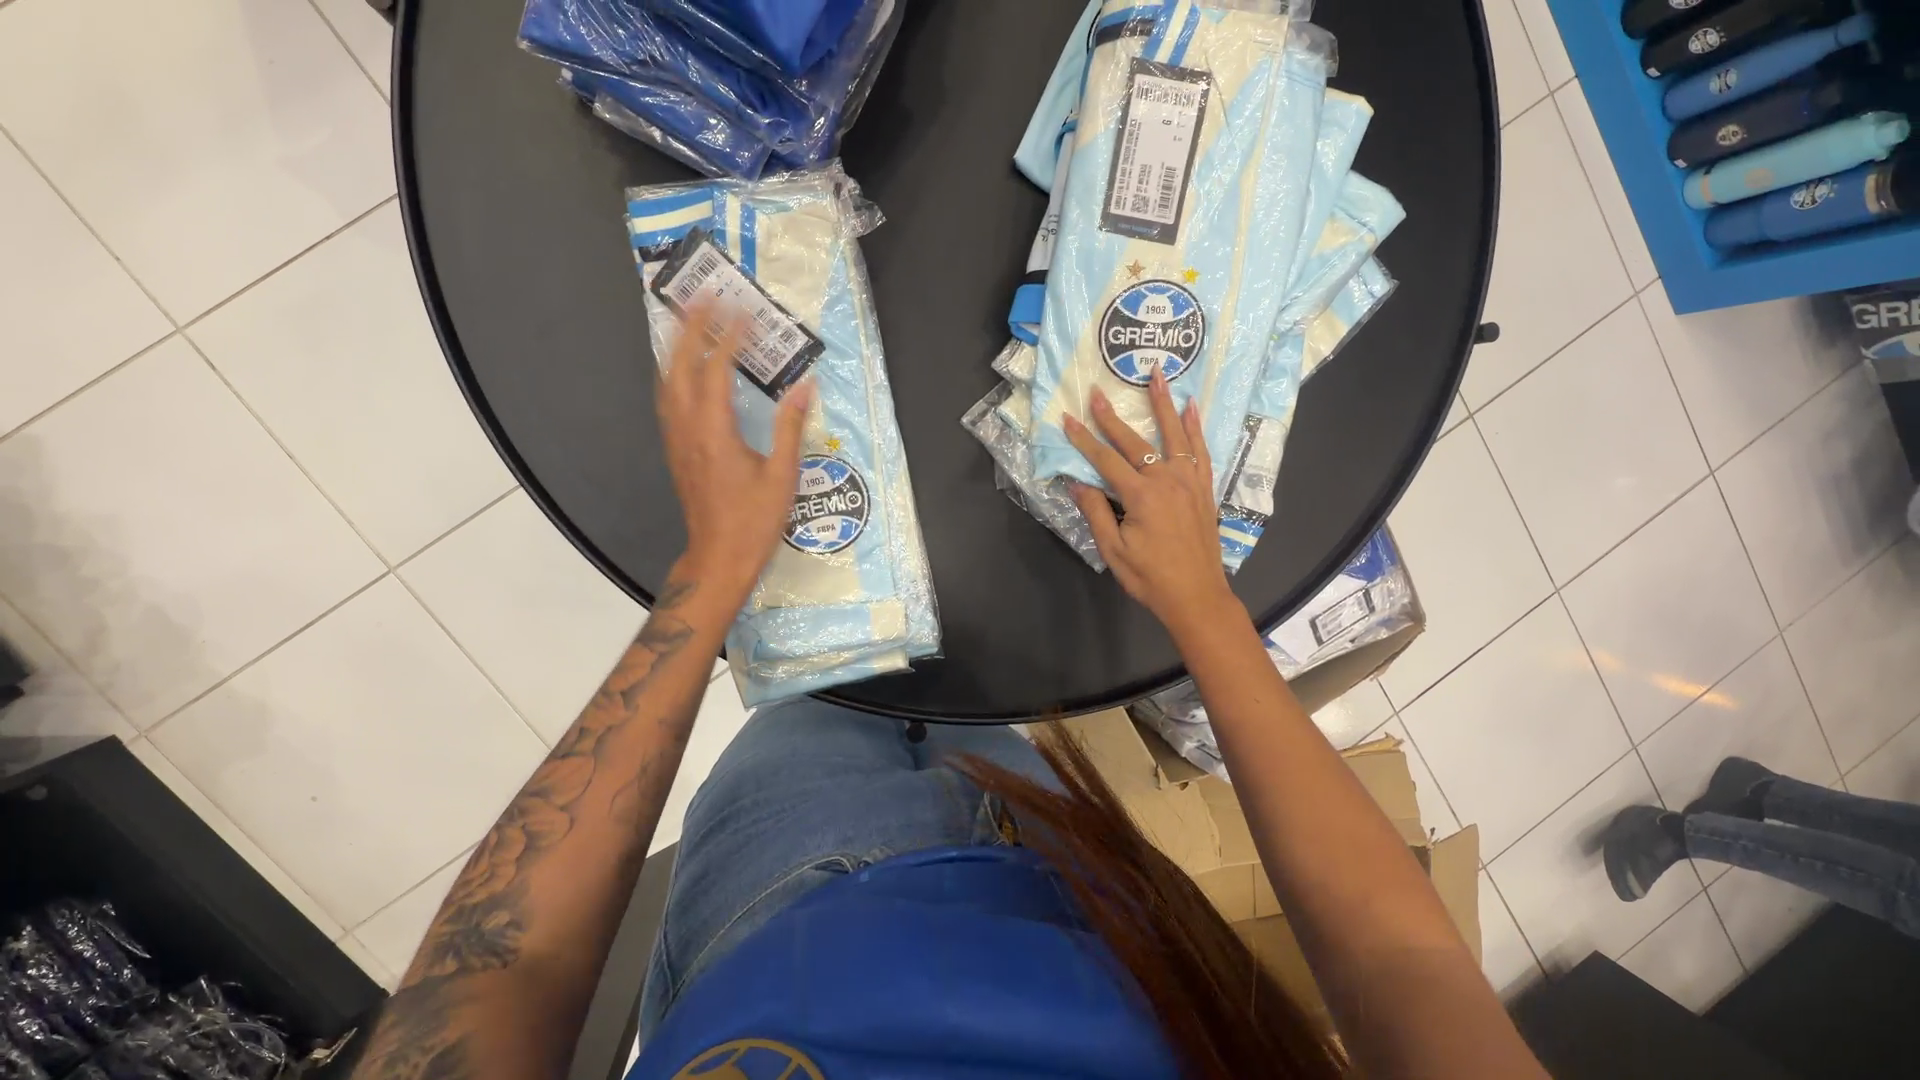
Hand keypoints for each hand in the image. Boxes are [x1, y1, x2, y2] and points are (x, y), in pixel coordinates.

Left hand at [656, 302, 812, 600]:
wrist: (719, 557)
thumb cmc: (753, 520)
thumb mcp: (782, 476)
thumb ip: (791, 427)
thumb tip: (805, 386)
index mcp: (715, 430)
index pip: (716, 369)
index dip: (728, 336)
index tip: (742, 311)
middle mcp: (688, 428)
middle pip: (680, 364)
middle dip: (690, 326)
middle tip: (703, 296)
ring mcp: (676, 439)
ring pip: (667, 380)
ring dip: (675, 345)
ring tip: (687, 318)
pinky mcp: (675, 450)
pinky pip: (667, 399)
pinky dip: (672, 372)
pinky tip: (680, 367)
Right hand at [1063, 368, 1241, 637]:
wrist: (1197, 596)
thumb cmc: (1150, 578)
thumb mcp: (1113, 550)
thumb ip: (1096, 513)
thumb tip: (1076, 483)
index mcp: (1141, 495)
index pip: (1105, 460)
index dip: (1083, 440)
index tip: (1067, 419)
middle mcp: (1167, 480)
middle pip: (1135, 441)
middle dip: (1112, 417)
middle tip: (1097, 392)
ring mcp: (1190, 482)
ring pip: (1174, 435)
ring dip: (1164, 403)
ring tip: (1157, 375)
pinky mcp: (1204, 489)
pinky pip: (1200, 451)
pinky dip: (1195, 428)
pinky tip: (1191, 408)